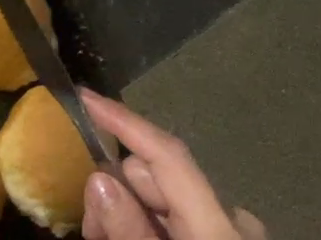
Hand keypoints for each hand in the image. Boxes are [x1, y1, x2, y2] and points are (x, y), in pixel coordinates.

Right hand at [80, 89, 265, 239]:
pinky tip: (139, 236)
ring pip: (166, 195)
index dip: (124, 120)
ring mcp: (238, 230)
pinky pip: (185, 215)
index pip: (168, 154)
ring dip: (133, 207)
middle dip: (117, 186)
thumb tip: (99, 179)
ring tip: (106, 234)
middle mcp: (234, 217)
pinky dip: (155, 221)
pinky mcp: (231, 239)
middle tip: (90, 225)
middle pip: (158, 175)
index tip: (83, 95)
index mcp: (220, 223)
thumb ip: (133, 229)